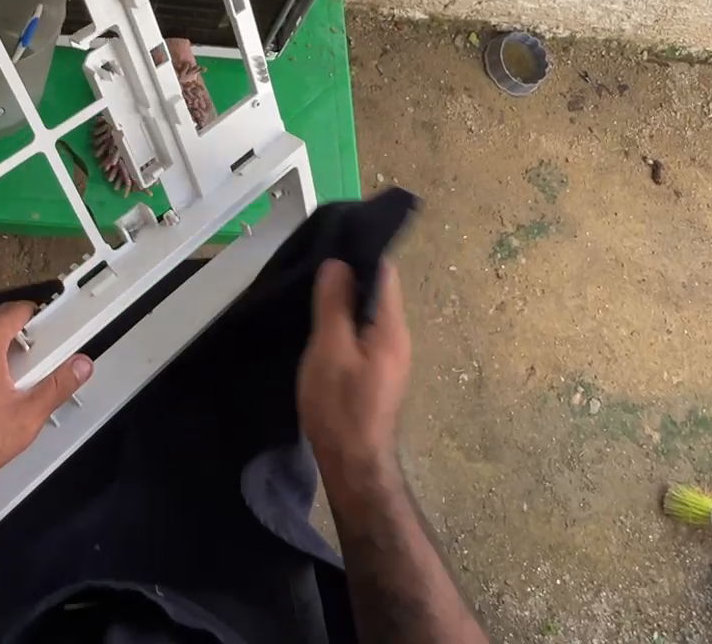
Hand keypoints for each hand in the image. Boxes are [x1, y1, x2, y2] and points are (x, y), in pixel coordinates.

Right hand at [297, 259, 411, 495]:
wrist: (354, 465)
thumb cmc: (340, 406)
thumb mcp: (330, 350)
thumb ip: (335, 305)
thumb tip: (338, 263)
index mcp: (391, 326)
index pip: (384, 271)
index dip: (359, 254)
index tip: (330, 245)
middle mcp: (398, 336)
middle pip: (377, 290)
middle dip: (349, 276)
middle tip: (314, 268)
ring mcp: (390, 355)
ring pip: (369, 312)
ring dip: (345, 300)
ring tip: (313, 291)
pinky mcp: (378, 370)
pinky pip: (364, 331)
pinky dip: (346, 321)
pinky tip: (323, 325)